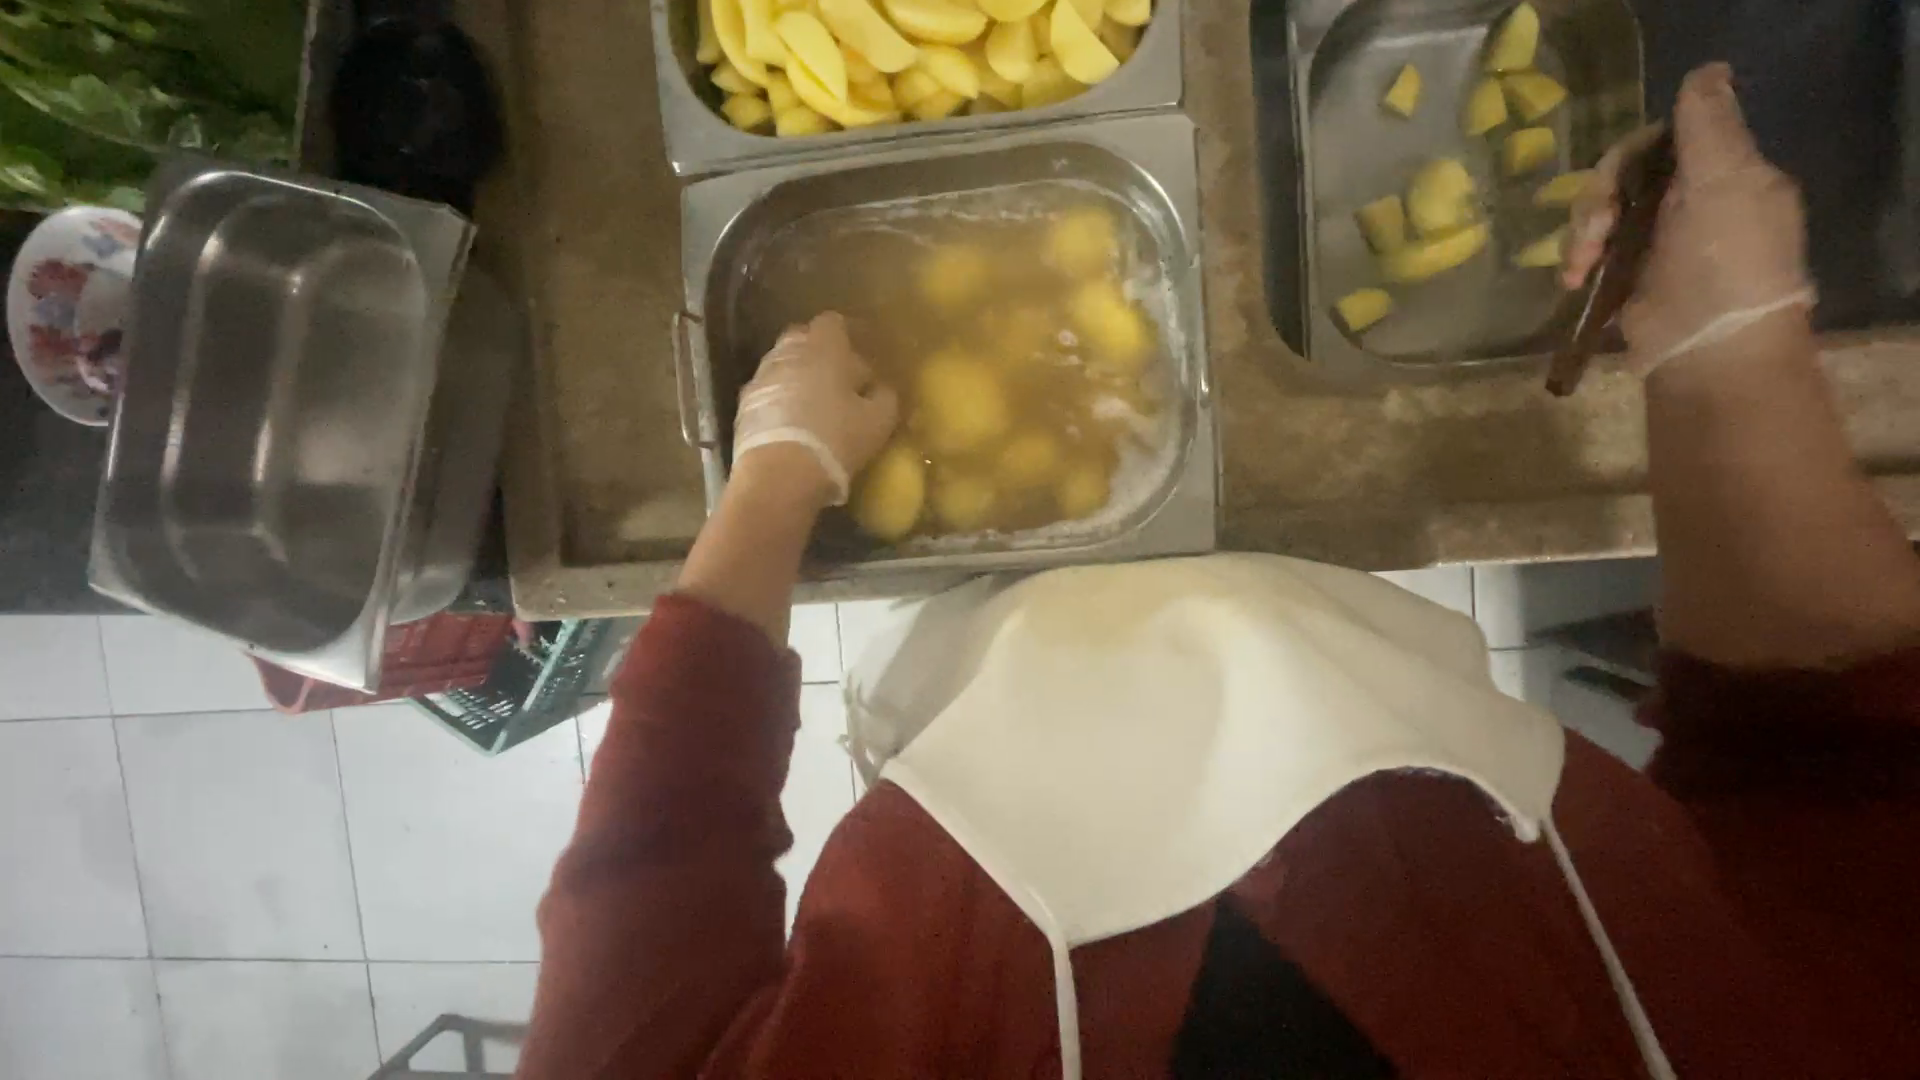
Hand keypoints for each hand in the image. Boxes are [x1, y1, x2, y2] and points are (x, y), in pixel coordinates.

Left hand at [732, 311, 900, 506]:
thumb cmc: (837, 439)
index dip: (847, 336)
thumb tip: (882, 389)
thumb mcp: (878, 421)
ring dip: (798, 378)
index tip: (859, 359)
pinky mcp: (744, 405)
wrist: (779, 474)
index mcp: (824, 348)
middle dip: (819, 353)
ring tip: (814, 407)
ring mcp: (762, 377)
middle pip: (802, 339)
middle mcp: (788, 353)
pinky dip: (780, 401)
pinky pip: (768, 392)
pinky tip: (792, 425)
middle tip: (838, 380)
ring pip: (783, 365)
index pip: (833, 322)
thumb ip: (885, 397)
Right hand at [1564, 63, 1815, 374]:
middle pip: (1617, 179)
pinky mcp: (1621, 275)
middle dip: (1593, 204)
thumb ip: (1710, 129)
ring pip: (1594, 216)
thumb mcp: (1725, 185)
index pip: (1659, 141)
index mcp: (1718, 173)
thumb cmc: (1724, 263)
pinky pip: (1585, 251)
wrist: (1705, 344)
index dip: (1625, 156)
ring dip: (1578, 238)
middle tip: (1593, 237)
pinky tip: (1574, 282)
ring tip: (1579, 271)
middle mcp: (1684, 201)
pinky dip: (1574, 263)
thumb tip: (1703, 73)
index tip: (1613, 184)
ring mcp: (1650, 241)